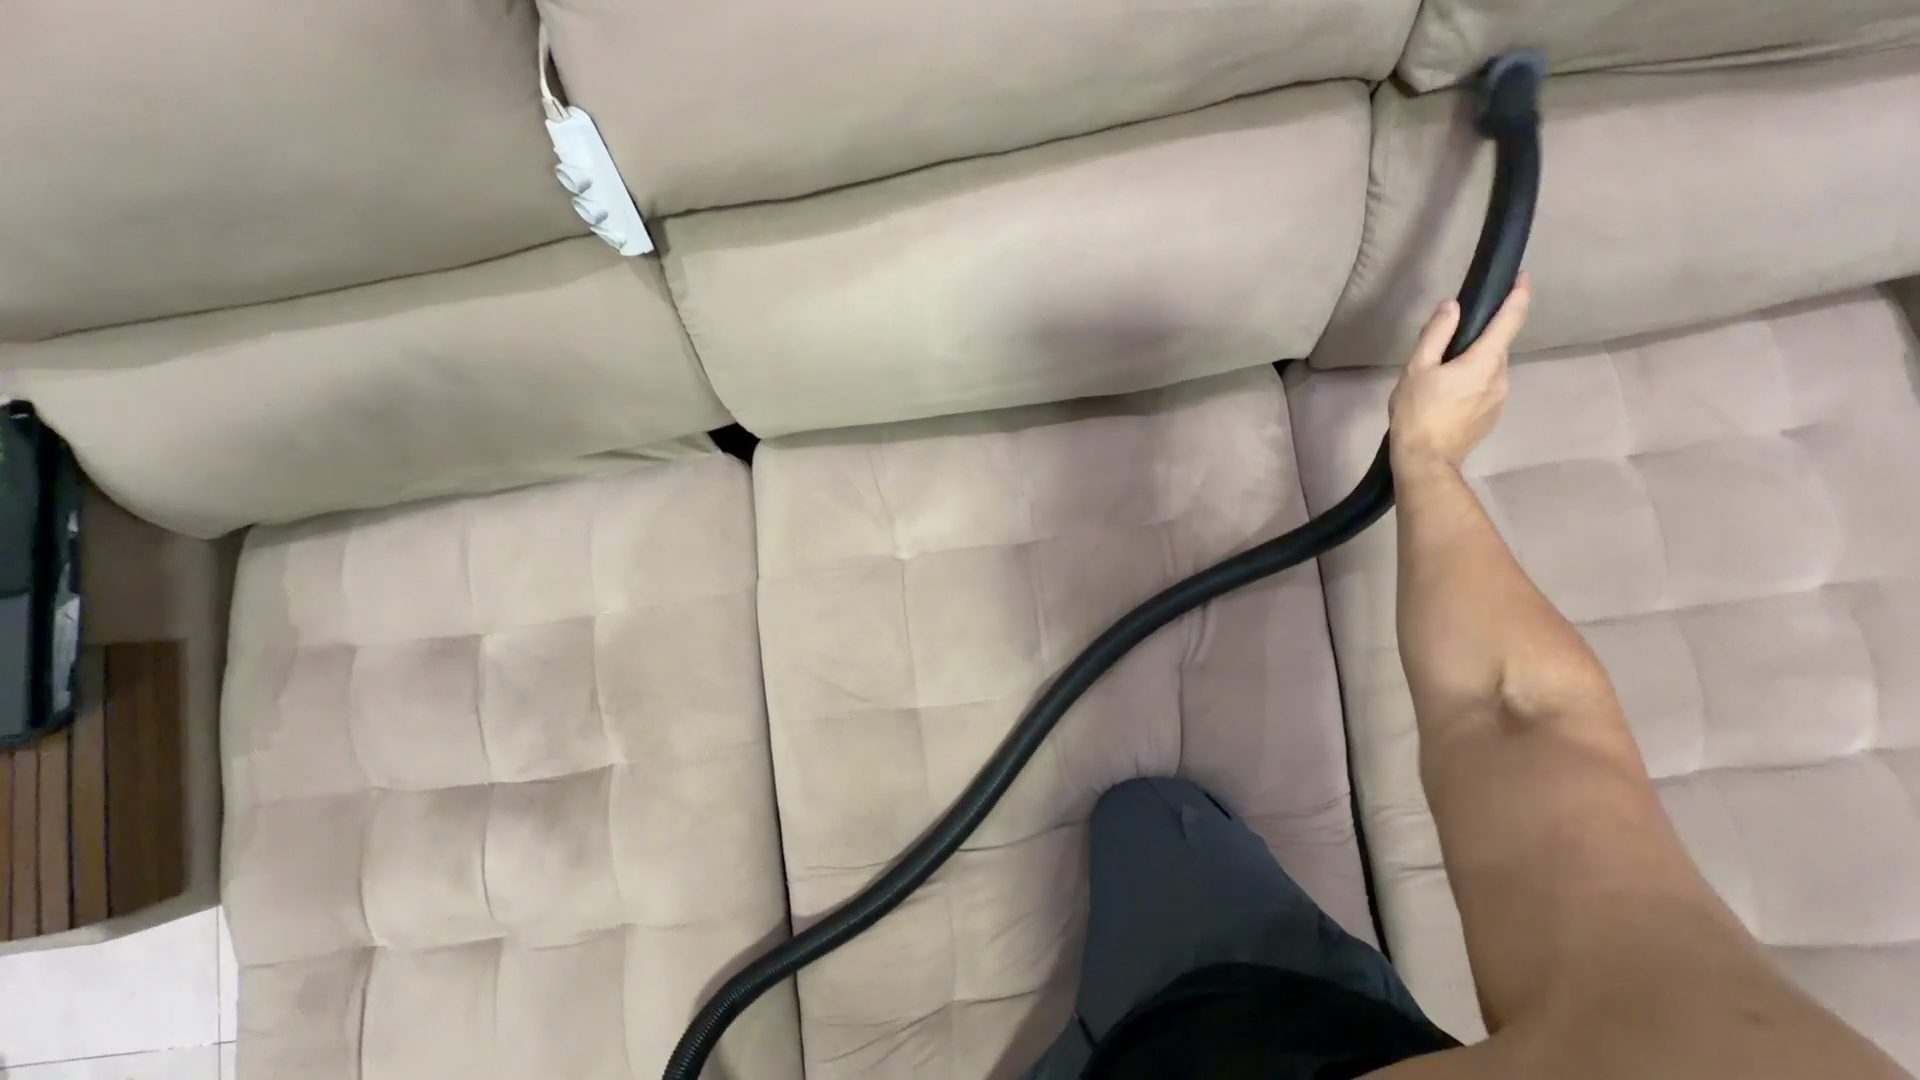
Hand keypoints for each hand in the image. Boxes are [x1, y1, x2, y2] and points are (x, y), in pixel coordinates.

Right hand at [1388, 274, 1531, 470]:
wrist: (1426, 460)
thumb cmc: (1417, 413)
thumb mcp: (1417, 369)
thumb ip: (1435, 335)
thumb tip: (1451, 306)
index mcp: (1484, 360)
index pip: (1510, 319)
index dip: (1518, 295)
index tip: (1522, 277)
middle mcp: (1501, 376)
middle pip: (1495, 346)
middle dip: (1478, 339)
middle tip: (1445, 346)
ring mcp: (1500, 398)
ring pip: (1489, 369)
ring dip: (1472, 365)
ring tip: (1440, 378)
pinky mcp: (1493, 415)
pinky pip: (1486, 388)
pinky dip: (1471, 384)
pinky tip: (1447, 398)